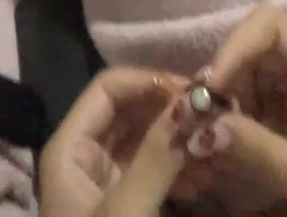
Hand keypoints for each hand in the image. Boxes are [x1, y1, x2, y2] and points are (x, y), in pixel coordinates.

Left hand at [39, 68, 205, 216]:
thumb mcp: (126, 211)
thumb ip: (158, 157)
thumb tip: (192, 104)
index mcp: (69, 148)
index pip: (107, 89)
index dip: (148, 82)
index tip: (193, 91)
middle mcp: (83, 155)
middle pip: (129, 111)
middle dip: (171, 111)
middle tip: (214, 115)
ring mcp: (103, 181)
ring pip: (145, 140)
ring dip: (181, 139)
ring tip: (217, 147)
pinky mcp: (123, 204)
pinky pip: (153, 170)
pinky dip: (179, 167)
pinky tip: (207, 175)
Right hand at [203, 5, 286, 216]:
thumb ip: (263, 152)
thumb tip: (203, 125)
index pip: (273, 25)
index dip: (236, 46)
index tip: (209, 86)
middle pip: (257, 41)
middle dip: (226, 71)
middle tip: (198, 111)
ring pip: (250, 67)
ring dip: (226, 93)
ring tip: (208, 130)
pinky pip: (254, 95)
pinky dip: (234, 112)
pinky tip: (223, 138)